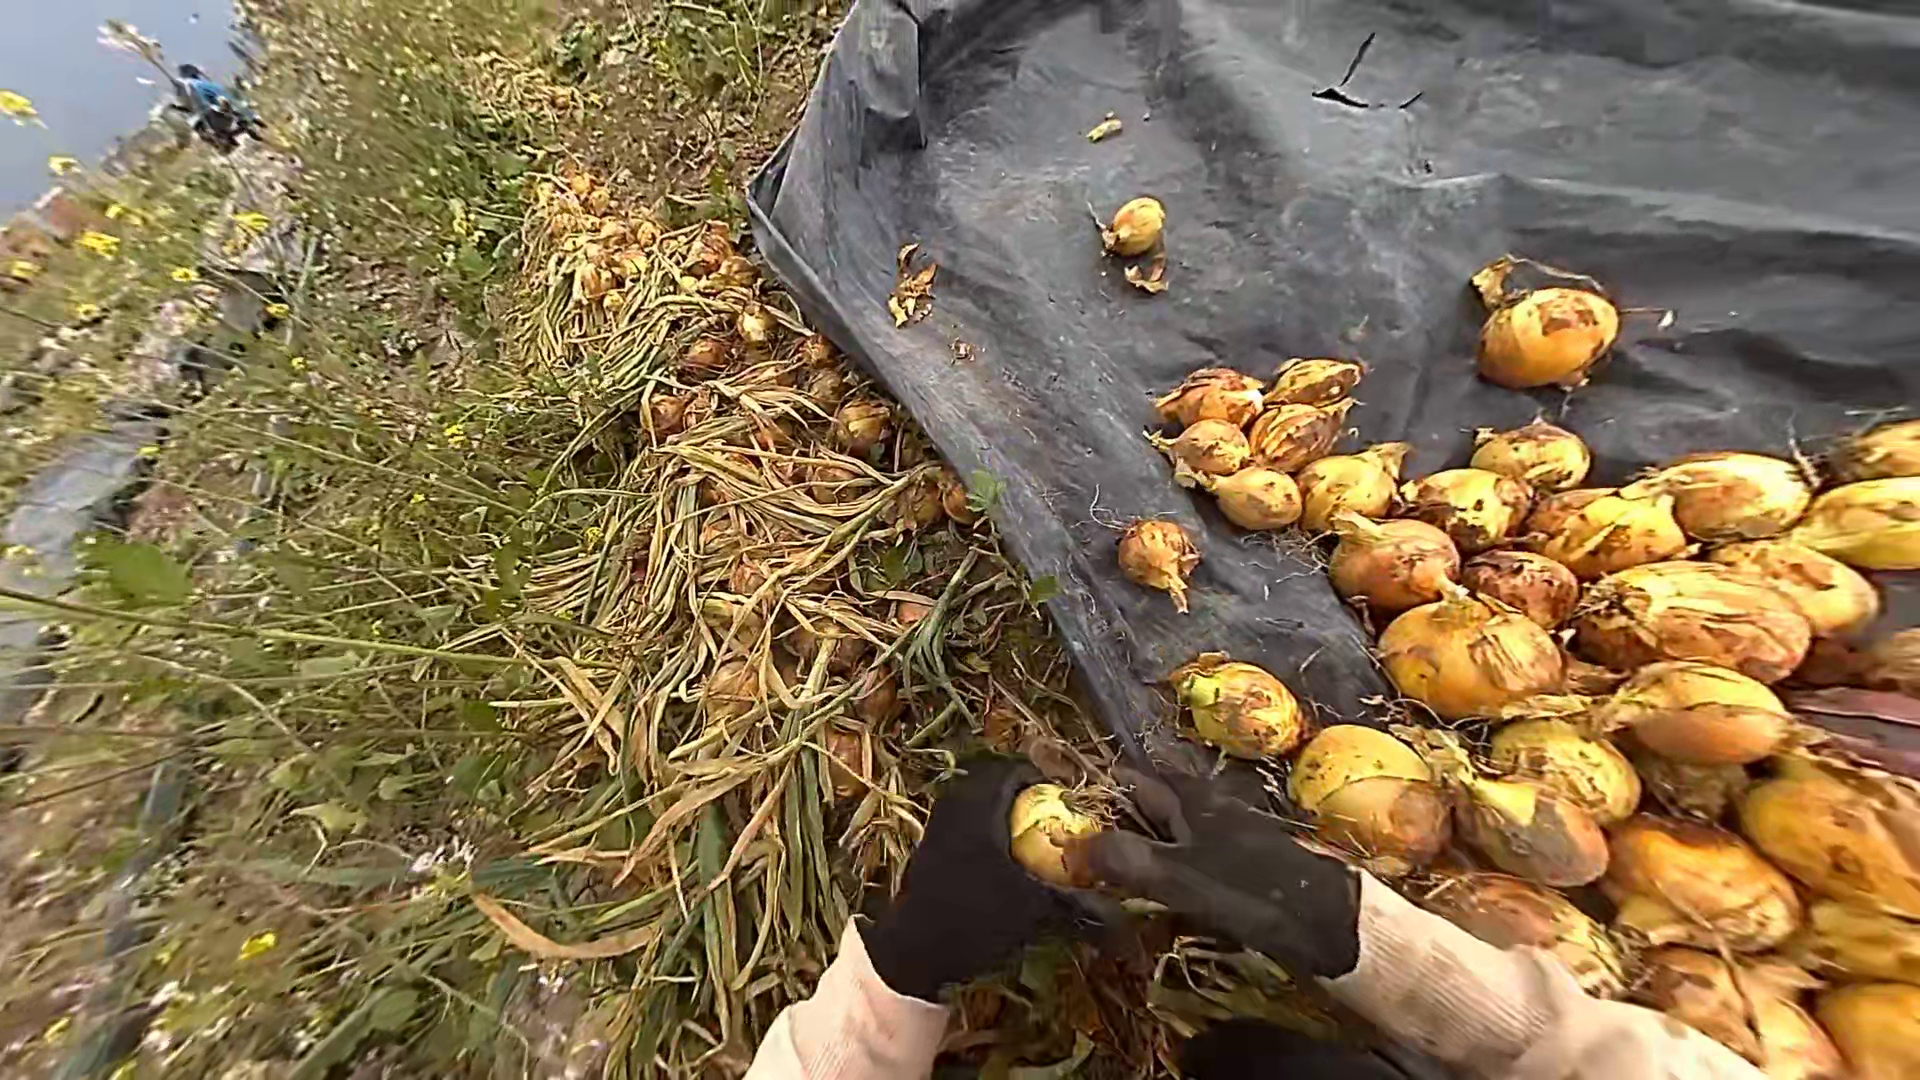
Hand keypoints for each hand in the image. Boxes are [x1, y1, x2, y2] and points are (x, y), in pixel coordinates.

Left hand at [860, 756, 1101, 1000]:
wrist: (913, 953)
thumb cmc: (974, 918)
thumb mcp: (1034, 912)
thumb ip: (1080, 910)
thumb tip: (1127, 922)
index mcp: (979, 801)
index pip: (1017, 769)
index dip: (1046, 783)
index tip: (1067, 807)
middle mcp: (956, 799)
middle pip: (1000, 782)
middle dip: (1029, 799)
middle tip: (1053, 824)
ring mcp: (939, 818)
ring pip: (982, 799)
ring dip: (1007, 813)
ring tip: (1030, 844)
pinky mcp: (931, 839)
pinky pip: (967, 816)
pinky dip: (988, 827)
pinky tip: (1002, 862)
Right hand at [1066, 767, 1362, 978]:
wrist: (1328, 921)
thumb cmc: (1249, 888)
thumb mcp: (1178, 875)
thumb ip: (1123, 859)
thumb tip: (1069, 847)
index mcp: (1183, 793)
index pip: (1125, 779)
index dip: (1094, 793)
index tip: (1067, 815)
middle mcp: (1199, 802)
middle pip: (1142, 804)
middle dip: (1113, 825)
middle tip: (1085, 856)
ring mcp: (1220, 828)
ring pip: (1164, 830)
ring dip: (1139, 849)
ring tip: (1114, 878)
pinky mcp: (1235, 856)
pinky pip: (1185, 853)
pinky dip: (1165, 866)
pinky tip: (1159, 893)